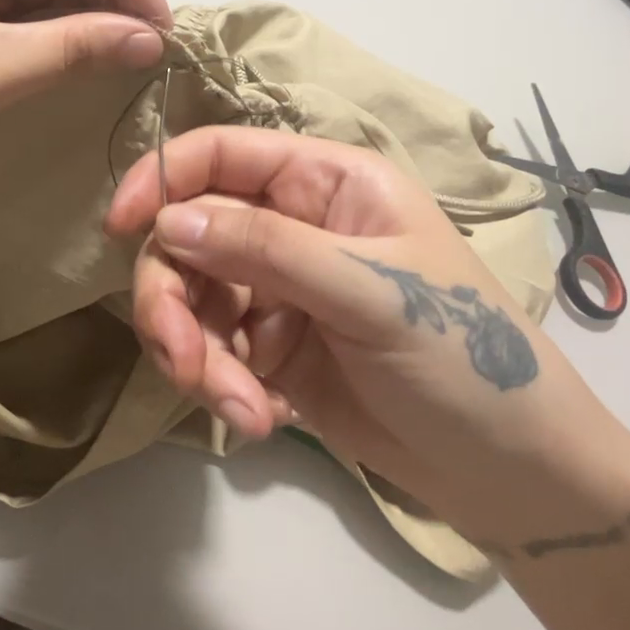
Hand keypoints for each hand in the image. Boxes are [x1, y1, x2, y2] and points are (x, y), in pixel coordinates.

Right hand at [105, 127, 622, 531]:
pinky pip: (206, 349)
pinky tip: (258, 419)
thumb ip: (267, 249)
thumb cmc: (467, 356)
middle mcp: (287, 226)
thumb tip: (167, 222)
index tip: (120, 226)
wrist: (508, 472)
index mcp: (324, 184)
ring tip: (240, 409)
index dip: (162, 180)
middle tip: (184, 361)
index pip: (221, 156)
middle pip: (186, 238)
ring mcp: (270, 289)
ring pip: (188, 299)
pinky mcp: (261, 346)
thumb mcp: (373, 292)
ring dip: (196, 355)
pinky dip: (217, 384)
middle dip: (175, 302)